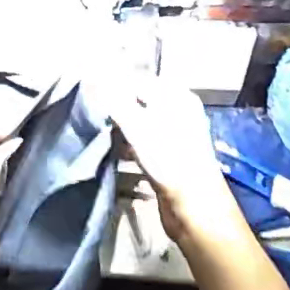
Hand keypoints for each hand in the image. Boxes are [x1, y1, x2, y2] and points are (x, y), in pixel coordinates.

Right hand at [110, 78, 246, 249]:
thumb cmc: (169, 160)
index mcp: (178, 97)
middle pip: (141, 102)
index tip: (94, 95)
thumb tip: (98, 81)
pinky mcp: (169, 158)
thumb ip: (118, 103)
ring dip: (122, 129)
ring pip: (141, 124)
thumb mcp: (139, 127)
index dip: (117, 86)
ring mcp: (175, 136)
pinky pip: (144, 144)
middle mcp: (179, 112)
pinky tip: (115, 152)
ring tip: (101, 134)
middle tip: (95, 115)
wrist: (195, 209)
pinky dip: (129, 146)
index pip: (141, 81)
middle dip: (118, 108)